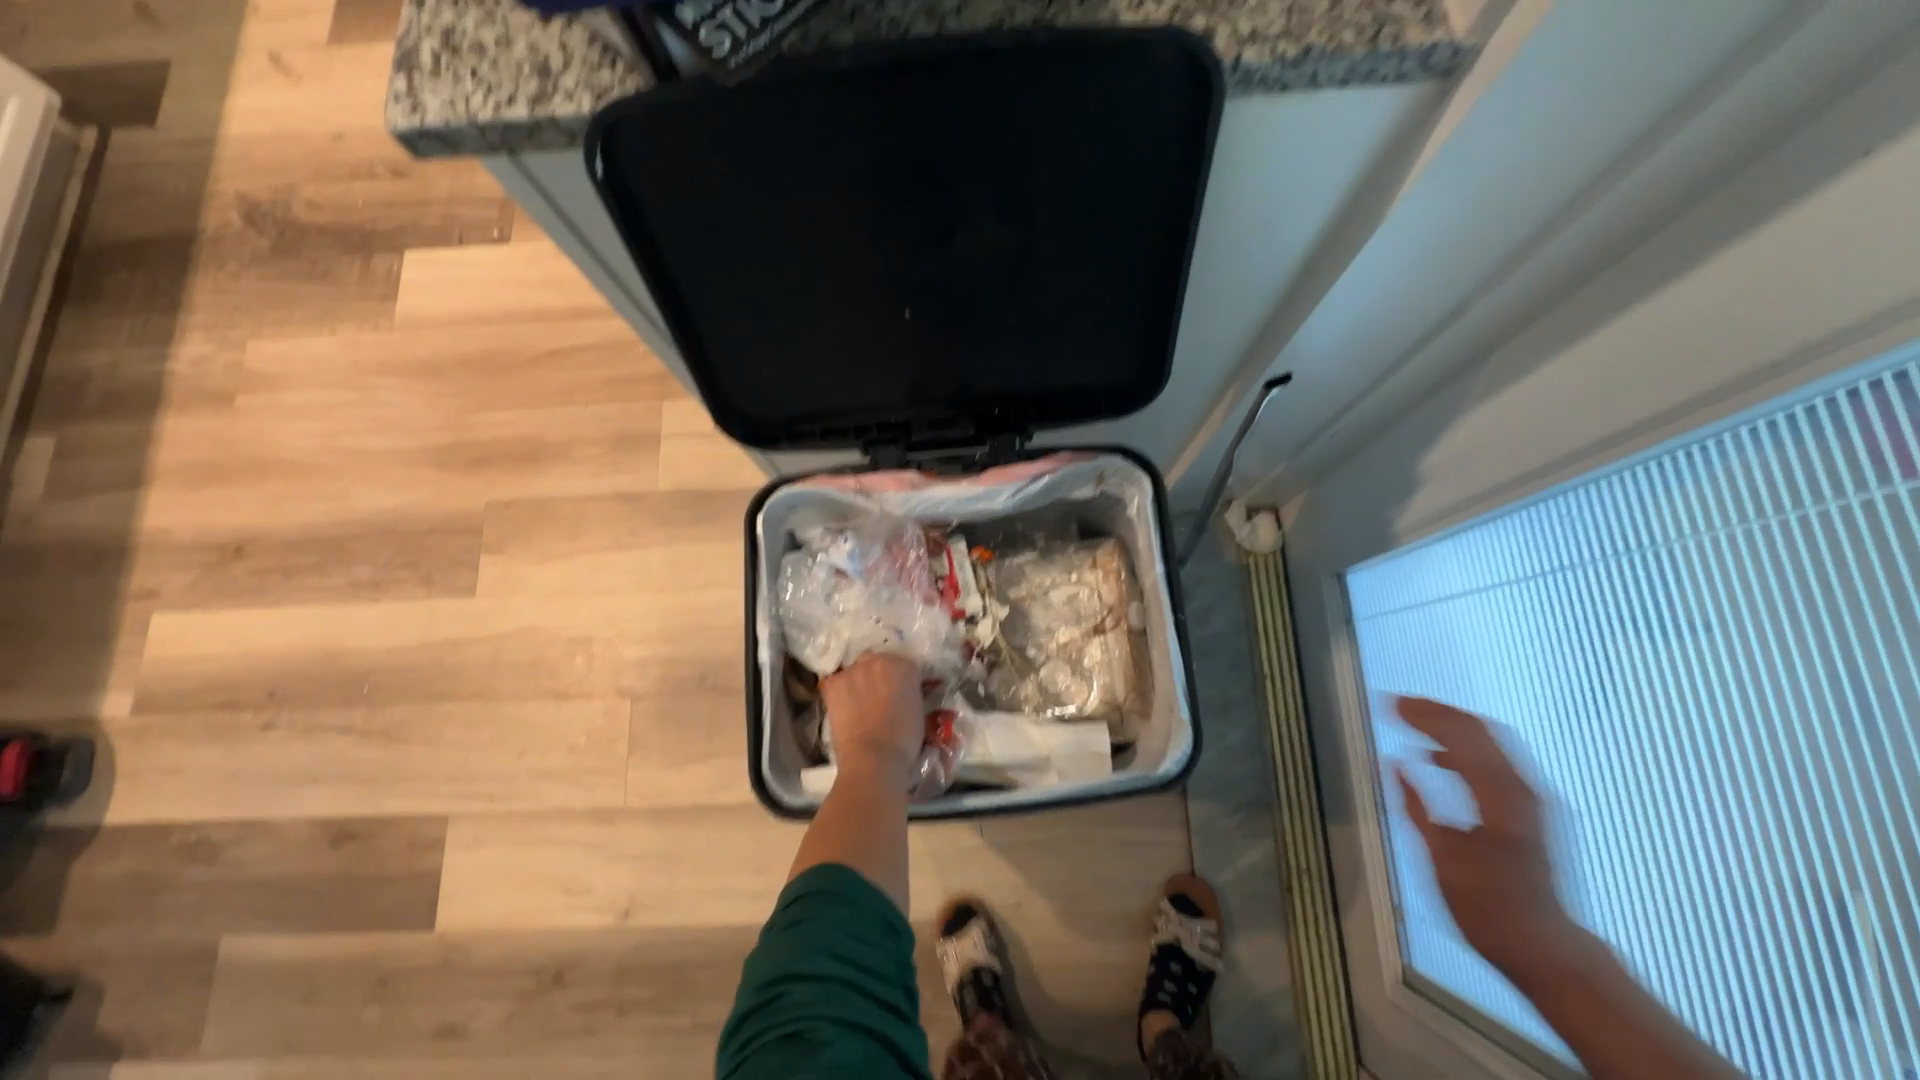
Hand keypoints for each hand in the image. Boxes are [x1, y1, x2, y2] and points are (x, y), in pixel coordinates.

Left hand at [822, 653, 924, 783]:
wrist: (873, 758)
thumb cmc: (903, 740)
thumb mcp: (917, 711)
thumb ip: (910, 693)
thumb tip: (901, 694)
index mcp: (905, 667)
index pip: (905, 666)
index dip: (902, 681)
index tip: (901, 694)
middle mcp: (879, 660)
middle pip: (878, 662)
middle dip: (879, 676)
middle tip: (879, 697)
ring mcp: (854, 670)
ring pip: (856, 670)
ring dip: (859, 682)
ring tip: (859, 704)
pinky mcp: (834, 683)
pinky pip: (836, 681)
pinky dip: (839, 691)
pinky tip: (842, 707)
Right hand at [1393, 696, 1577, 979]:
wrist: (1544, 946)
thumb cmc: (1488, 908)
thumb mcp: (1442, 858)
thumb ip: (1417, 805)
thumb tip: (1394, 763)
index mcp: (1500, 796)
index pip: (1461, 734)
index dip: (1423, 713)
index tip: (1389, 703)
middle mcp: (1523, 789)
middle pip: (1481, 729)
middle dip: (1437, 712)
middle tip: (1398, 704)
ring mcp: (1532, 799)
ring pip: (1491, 742)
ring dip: (1451, 727)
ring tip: (1413, 722)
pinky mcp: (1531, 811)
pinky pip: (1496, 761)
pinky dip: (1465, 749)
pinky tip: (1438, 759)